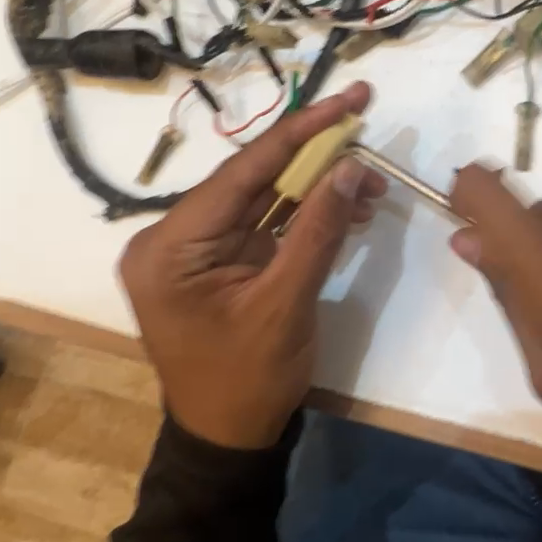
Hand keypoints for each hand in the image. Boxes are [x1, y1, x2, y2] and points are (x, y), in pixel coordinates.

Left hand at [118, 82, 387, 449]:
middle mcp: (174, 237)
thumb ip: (318, 229)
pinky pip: (268, 223)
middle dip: (313, 153)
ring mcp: (198, 249)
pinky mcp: (222, 261)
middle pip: (253, 178)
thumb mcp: (286, 303)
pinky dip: (308, 213)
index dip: (300, 132)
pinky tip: (350, 205)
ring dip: (317, 184)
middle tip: (362, 116)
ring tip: (371, 180)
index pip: (242, 172)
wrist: (229, 440)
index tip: (346, 101)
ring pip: (264, 196)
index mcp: (170, 247)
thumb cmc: (247, 379)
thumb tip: (351, 166)